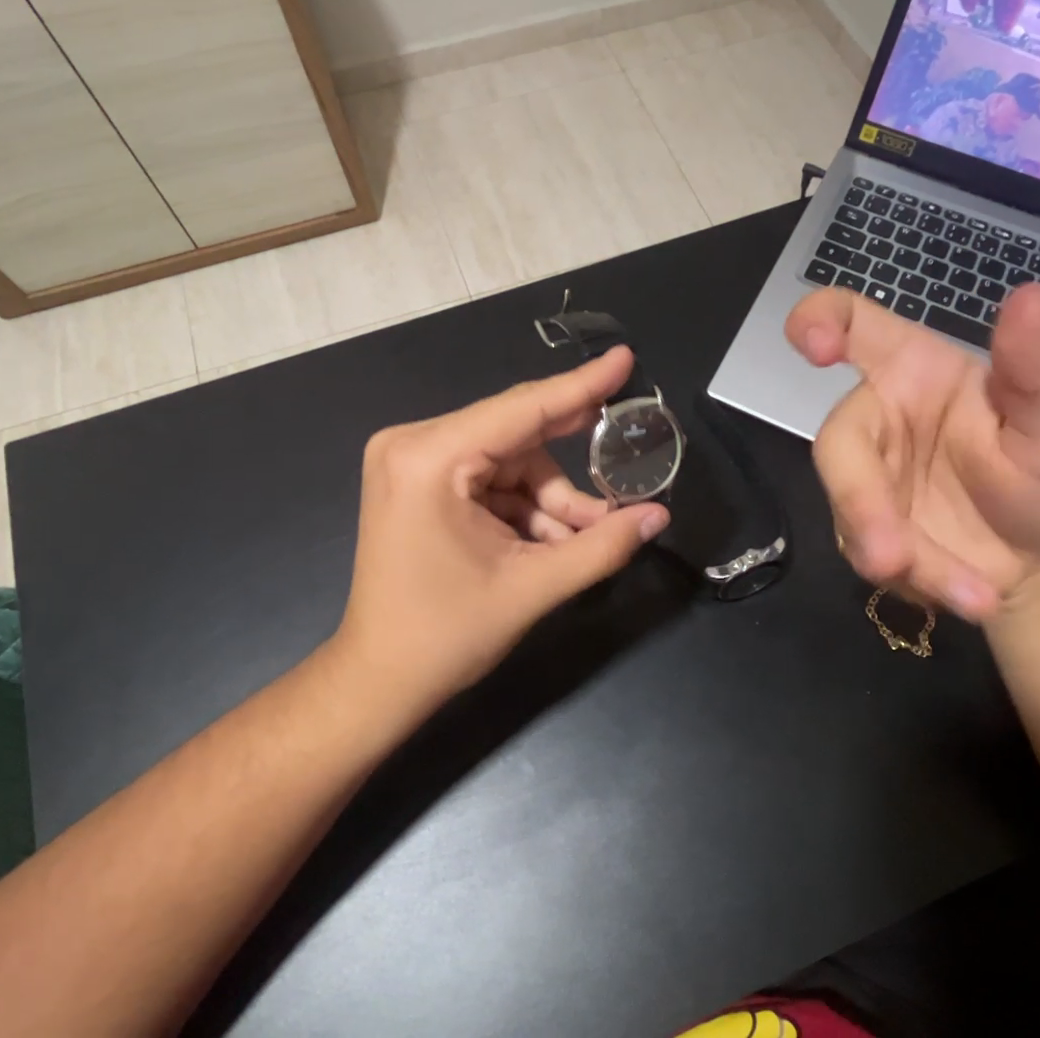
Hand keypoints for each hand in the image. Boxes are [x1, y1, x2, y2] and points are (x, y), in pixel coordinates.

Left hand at [333, 348, 669, 704]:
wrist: (380, 679)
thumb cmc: (445, 636)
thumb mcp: (532, 587)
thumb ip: (601, 546)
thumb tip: (658, 516)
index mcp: (430, 458)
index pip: (522, 410)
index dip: (581, 387)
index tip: (625, 360)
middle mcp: (414, 445)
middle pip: (517, 438)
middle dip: (570, 473)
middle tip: (627, 470)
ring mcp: (412, 464)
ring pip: (510, 464)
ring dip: (551, 503)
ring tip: (585, 541)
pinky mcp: (419, 486)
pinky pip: (491, 482)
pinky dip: (526, 510)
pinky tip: (553, 544)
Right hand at [787, 285, 1039, 620]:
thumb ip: (1034, 371)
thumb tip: (1034, 295)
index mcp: (916, 373)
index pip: (854, 325)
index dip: (820, 320)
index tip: (813, 346)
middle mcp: (880, 421)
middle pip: (837, 443)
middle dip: (859, 500)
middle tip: (891, 558)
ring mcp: (867, 481)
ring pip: (851, 512)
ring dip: (902, 556)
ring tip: (977, 594)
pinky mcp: (864, 533)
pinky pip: (871, 556)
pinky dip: (923, 581)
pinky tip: (974, 597)